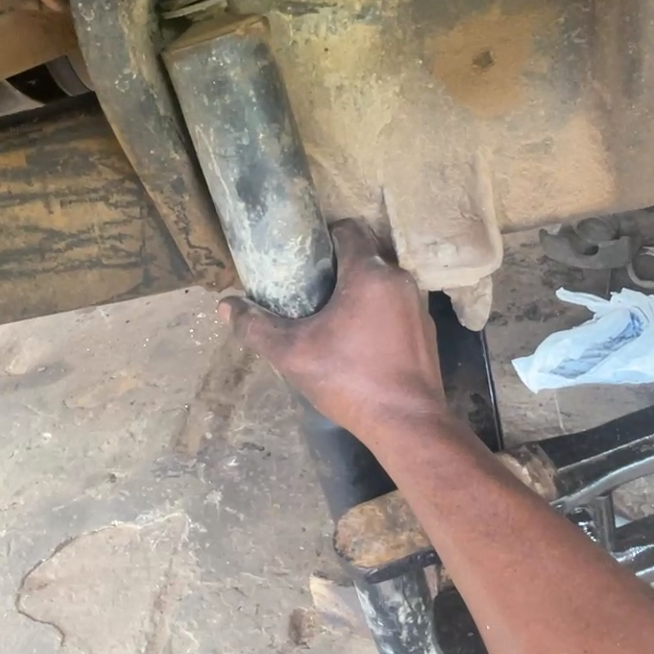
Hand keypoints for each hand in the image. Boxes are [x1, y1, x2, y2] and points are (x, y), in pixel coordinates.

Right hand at [219, 220, 455, 445]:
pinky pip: (396, 306)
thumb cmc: (349, 380)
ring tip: (331, 316)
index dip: (324, 236)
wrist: (407, 424)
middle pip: (365, 255)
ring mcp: (418, 304)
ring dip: (358, 291)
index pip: (349, 229)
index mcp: (370, 273)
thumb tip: (226, 306)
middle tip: (309, 290)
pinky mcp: (427, 329)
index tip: (303, 258)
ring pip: (382, 282)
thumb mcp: (292, 354)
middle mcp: (399, 280)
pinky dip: (377, 313)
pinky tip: (359, 341)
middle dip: (337, 267)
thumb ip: (256, 327)